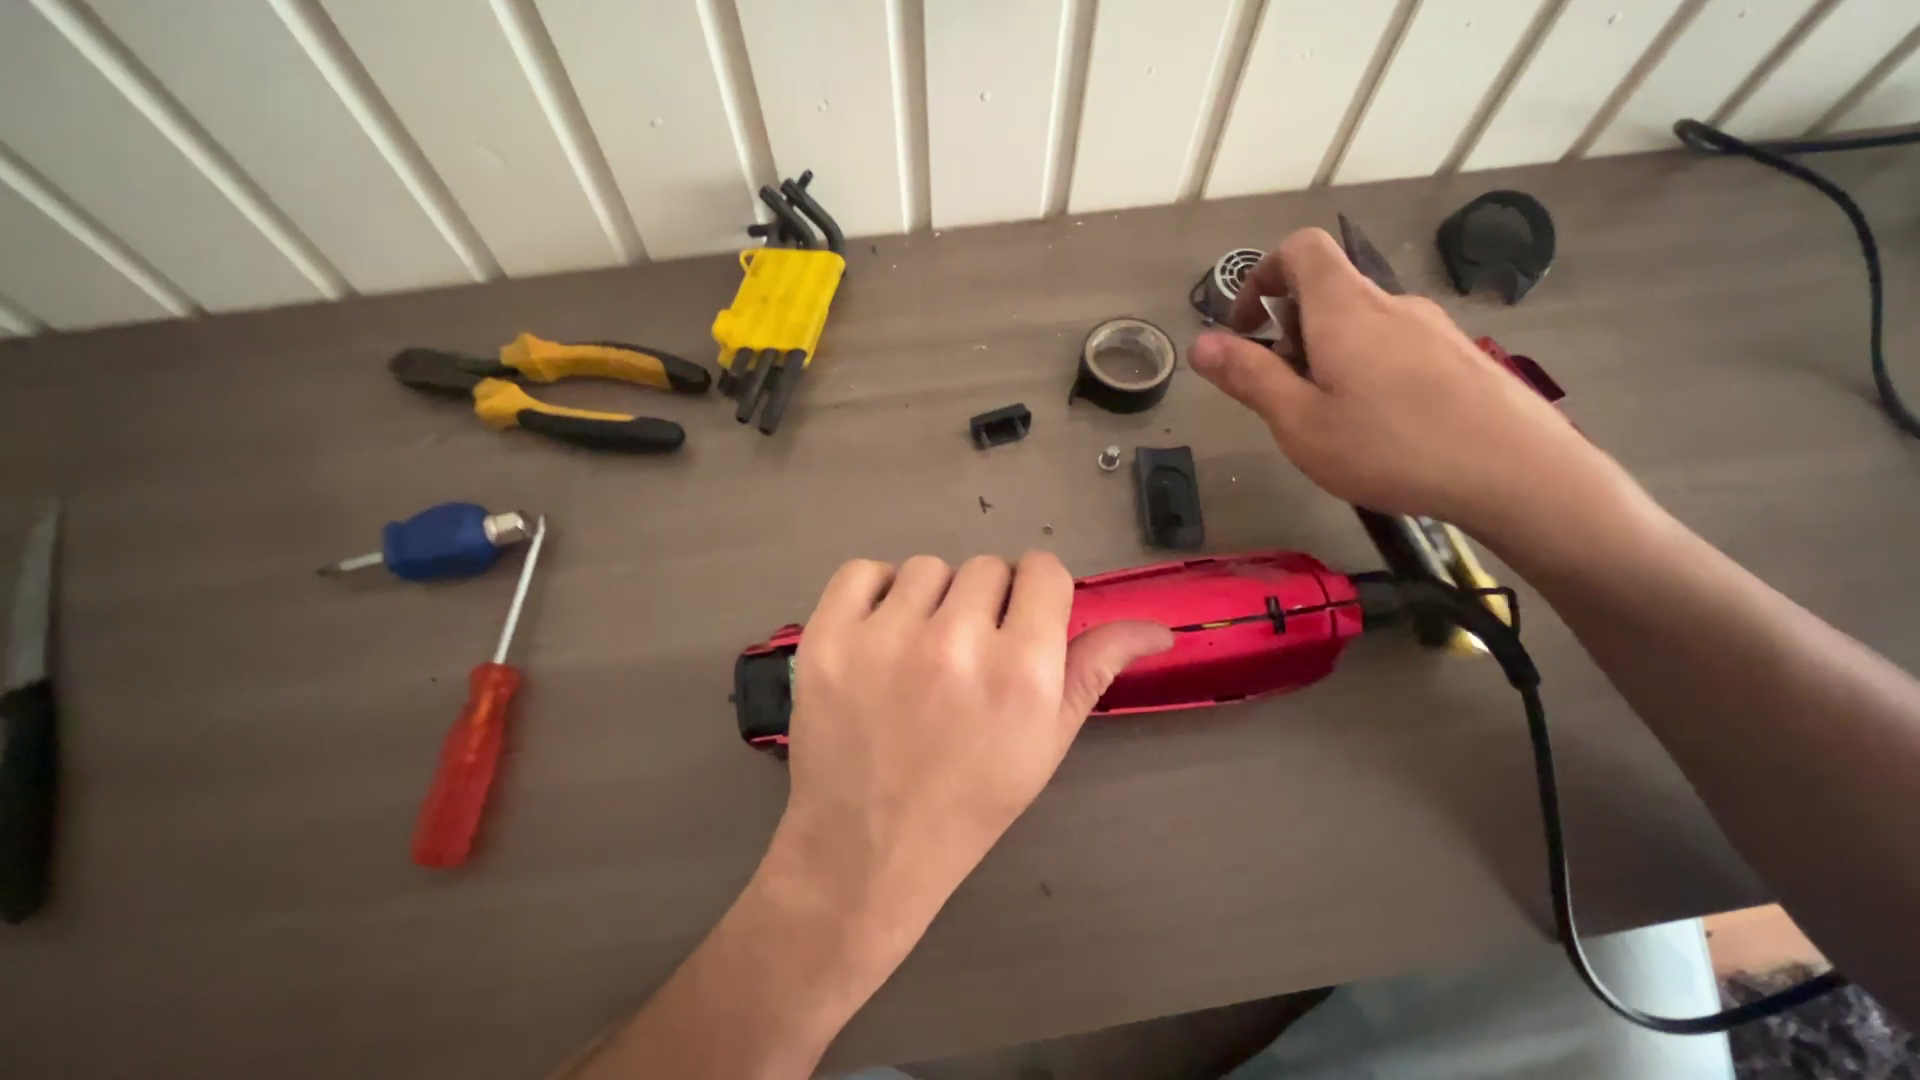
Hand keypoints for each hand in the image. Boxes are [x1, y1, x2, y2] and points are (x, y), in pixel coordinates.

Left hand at [766, 553, 1171, 942]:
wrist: (868, 847)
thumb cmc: (970, 802)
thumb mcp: (1047, 743)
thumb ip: (1095, 670)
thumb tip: (1157, 627)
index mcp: (1022, 672)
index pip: (1044, 570)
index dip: (1037, 595)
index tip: (1022, 625)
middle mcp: (957, 643)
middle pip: (988, 567)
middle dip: (988, 603)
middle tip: (969, 657)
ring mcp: (884, 637)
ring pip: (927, 568)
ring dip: (932, 601)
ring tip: (920, 654)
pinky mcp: (828, 637)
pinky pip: (863, 569)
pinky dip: (874, 593)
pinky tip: (880, 635)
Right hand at [1189, 227, 1628, 547]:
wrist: (1518, 474)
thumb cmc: (1392, 448)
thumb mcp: (1300, 423)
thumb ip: (1249, 378)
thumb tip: (1200, 342)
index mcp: (1346, 309)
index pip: (1302, 248)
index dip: (1263, 274)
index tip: (1247, 327)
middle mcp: (1391, 305)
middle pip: (1330, 291)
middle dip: (1292, 332)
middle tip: (1285, 395)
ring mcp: (1434, 329)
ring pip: (1363, 325)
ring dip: (1330, 357)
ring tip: (1333, 422)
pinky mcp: (1461, 358)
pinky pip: (1398, 349)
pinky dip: (1370, 371)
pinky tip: (1383, 430)